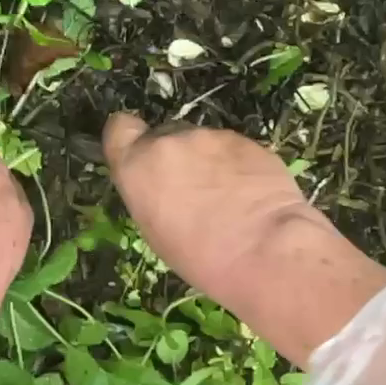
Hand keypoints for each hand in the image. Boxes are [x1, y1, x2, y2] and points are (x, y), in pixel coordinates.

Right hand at [102, 113, 385, 361]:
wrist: (266, 250)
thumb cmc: (202, 257)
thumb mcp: (155, 229)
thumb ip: (151, 191)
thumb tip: (163, 184)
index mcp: (136, 166)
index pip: (119, 127)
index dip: (131, 139)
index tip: (143, 157)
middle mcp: (167, 141)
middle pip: (165, 136)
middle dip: (176, 155)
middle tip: (194, 190)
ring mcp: (209, 136)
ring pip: (202, 142)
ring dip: (209, 161)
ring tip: (230, 198)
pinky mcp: (245, 140)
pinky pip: (233, 149)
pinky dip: (238, 166)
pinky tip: (252, 194)